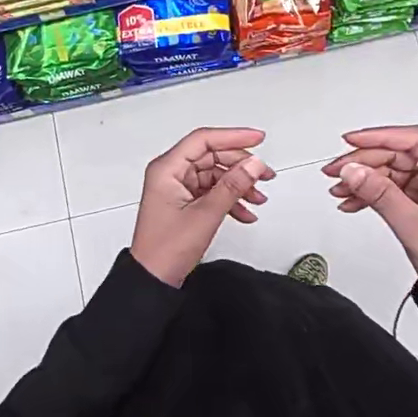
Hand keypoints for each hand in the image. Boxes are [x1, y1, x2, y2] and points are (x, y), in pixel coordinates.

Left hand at [130, 127, 275, 287]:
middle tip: (264, 174)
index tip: (258, 139)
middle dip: (241, 165)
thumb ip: (232, 186)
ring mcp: (178, 188)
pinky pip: (212, 191)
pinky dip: (230, 199)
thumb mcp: (205, 215)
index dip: (234, 137)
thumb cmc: (165, 250)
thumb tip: (253, 165)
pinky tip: (246, 213)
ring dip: (239, 185)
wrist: (153, 280)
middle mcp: (171, 174)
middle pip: (212, 156)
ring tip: (258, 197)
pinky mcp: (184, 202)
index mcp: (167, 169)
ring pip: (215, 175)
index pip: (204, 140)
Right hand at [322, 126, 417, 303]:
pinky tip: (352, 200)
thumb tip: (354, 170)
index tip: (353, 140)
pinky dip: (370, 192)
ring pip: (391, 170)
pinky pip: (391, 187)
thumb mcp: (417, 228)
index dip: (381, 137)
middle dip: (365, 161)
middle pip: (400, 154)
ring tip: (340, 187)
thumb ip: (382, 196)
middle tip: (337, 170)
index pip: (416, 141)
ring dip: (363, 178)